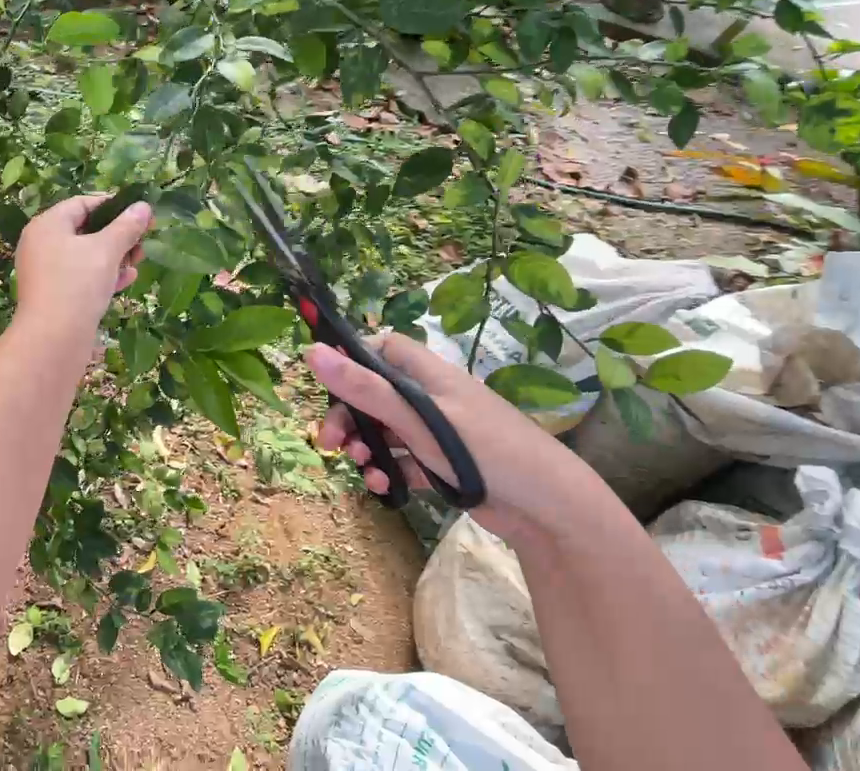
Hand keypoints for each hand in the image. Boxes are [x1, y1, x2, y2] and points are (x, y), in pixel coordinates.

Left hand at [12, 194, 151, 338]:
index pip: (81, 204)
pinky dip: (102, 275)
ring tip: (138, 261)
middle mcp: (41, 244)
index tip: (139, 213)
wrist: (52, 338)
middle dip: (117, 235)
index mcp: (47, 225)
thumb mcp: (106, 250)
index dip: (112, 205)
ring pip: (84, 256)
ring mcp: (45, 271)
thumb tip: (142, 206)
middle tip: (143, 241)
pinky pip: (80, 277)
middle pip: (84, 230)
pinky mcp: (53, 294)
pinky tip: (127, 279)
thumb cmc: (77, 283)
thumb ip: (126, 227)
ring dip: (113, 256)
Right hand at [308, 333, 616, 546]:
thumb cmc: (484, 450)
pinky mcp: (441, 464)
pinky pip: (401, 460)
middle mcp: (430, 397)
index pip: (380, 349)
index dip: (351, 362)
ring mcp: (436, 432)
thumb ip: (363, 387)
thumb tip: (310, 350)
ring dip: (364, 448)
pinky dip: (387, 470)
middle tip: (329, 443)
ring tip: (360, 469)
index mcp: (426, 374)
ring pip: (383, 431)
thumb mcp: (416, 418)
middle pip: (372, 394)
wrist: (550, 510)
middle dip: (347, 418)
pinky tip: (382, 487)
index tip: (329, 386)